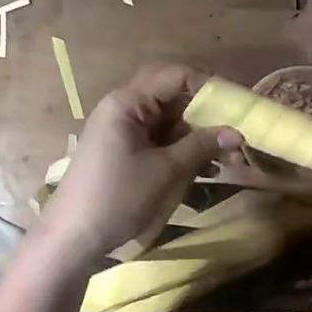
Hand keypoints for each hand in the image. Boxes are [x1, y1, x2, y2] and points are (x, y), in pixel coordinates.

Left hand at [39, 65, 239, 258]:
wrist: (73, 235)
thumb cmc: (118, 196)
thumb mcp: (165, 171)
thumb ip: (201, 146)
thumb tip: (237, 132)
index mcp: (127, 102)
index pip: (176, 75)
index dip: (210, 86)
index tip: (239, 107)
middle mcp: (122, 107)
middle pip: (172, 95)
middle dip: (205, 111)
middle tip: (235, 129)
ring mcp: (121, 129)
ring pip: (167, 119)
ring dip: (197, 134)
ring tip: (228, 157)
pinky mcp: (122, 150)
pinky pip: (158, 139)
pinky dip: (181, 148)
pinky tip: (205, 169)